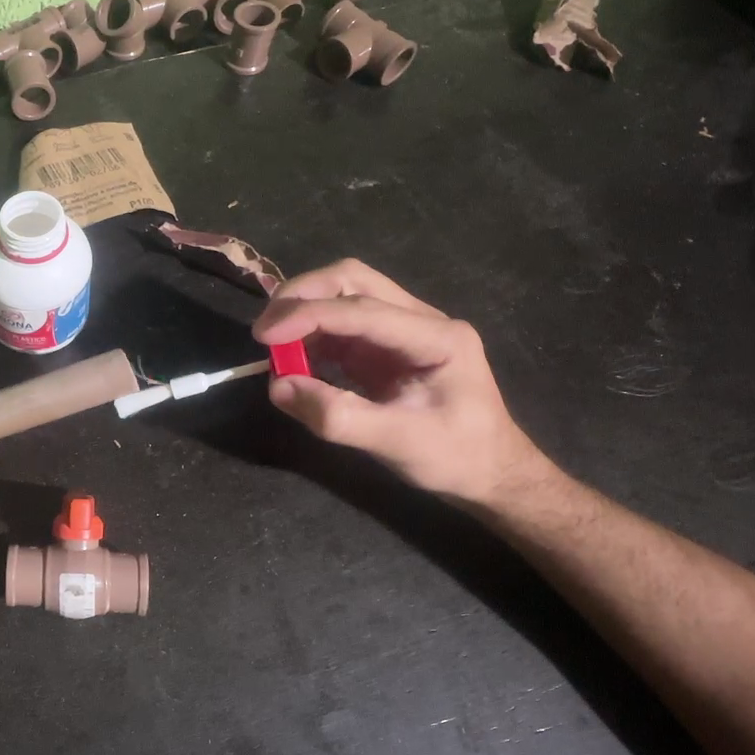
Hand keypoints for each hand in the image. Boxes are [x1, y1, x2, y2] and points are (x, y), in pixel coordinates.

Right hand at [252, 258, 547, 504]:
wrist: (491, 473)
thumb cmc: (456, 457)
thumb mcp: (398, 443)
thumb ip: (338, 416)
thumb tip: (279, 388)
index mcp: (436, 336)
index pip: (361, 308)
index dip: (307, 315)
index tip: (263, 337)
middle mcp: (420, 320)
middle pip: (351, 281)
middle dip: (301, 297)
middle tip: (264, 332)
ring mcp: (400, 330)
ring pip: (343, 295)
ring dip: (302, 313)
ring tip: (273, 347)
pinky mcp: (383, 347)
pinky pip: (339, 326)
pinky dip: (309, 335)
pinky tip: (293, 359)